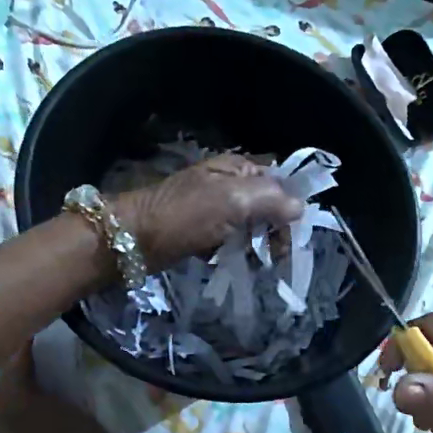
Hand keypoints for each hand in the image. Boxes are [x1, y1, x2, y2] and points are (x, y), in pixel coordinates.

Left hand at [114, 154, 303, 269]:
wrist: (131, 239)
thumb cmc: (184, 217)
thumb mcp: (232, 202)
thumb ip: (271, 200)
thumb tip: (301, 207)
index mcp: (238, 168)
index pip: (280, 182)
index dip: (291, 207)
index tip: (291, 235)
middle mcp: (229, 183)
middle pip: (268, 205)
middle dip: (275, 230)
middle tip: (274, 256)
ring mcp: (215, 208)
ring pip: (251, 225)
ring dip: (258, 245)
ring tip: (257, 264)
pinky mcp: (203, 230)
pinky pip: (232, 239)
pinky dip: (238, 251)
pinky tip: (237, 263)